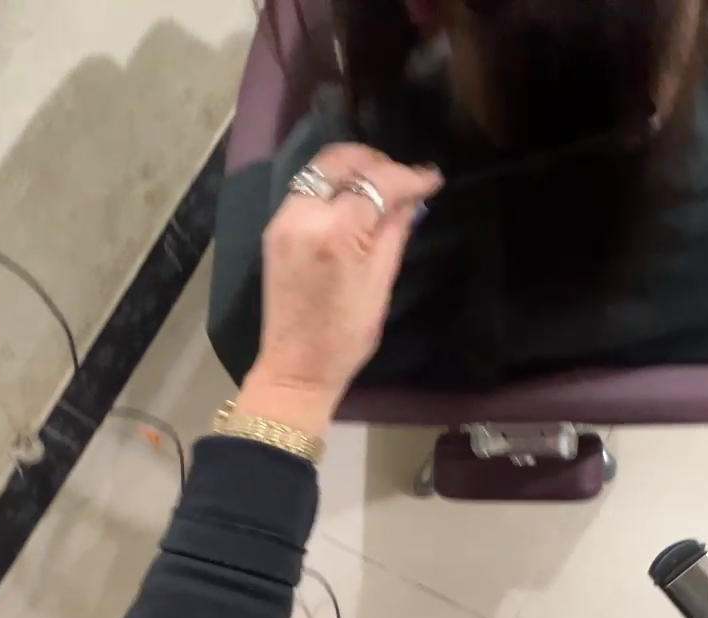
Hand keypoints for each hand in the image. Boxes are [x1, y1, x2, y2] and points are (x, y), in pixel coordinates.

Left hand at [236, 144, 441, 436]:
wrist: (296, 368)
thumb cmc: (345, 337)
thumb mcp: (380, 284)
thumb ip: (393, 233)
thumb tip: (410, 200)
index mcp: (335, 233)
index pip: (377, 182)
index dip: (409, 177)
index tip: (432, 180)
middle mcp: (303, 216)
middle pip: (341, 161)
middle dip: (376, 163)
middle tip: (402, 182)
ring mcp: (283, 221)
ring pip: (320, 171)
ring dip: (353, 172)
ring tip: (379, 190)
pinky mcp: (275, 231)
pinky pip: (307, 191)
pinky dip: (332, 188)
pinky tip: (352, 205)